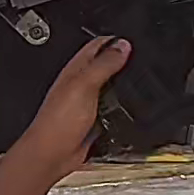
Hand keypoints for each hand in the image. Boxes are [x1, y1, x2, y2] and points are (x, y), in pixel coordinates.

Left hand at [8, 35, 131, 180]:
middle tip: (141, 57)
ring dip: (124, 85)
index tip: (132, 39)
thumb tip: (122, 46)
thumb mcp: (84, 86)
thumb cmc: (58, 122)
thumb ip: (103, 65)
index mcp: (75, 70)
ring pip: (111, 88)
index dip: (114, 40)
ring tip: (140, 79)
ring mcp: (88, 104)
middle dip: (123, 61)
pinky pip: (113, 110)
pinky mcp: (95, 121)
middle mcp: (81, 85)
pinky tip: (131, 107)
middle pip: (105, 66)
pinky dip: (123, 108)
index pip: (97, 46)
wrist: (52, 155)